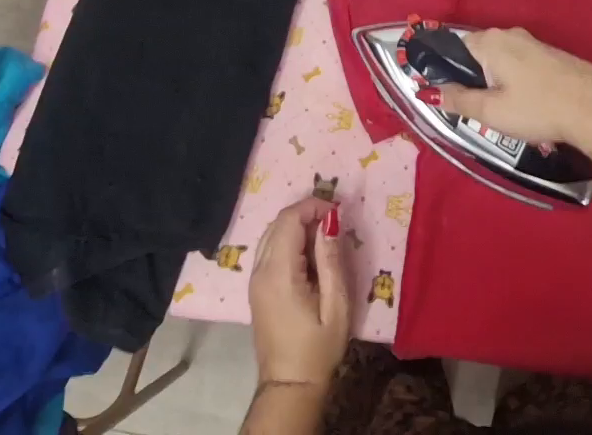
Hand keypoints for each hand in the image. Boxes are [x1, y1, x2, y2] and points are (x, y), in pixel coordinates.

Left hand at [248, 197, 350, 388]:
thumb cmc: (318, 348)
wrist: (289, 386)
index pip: (289, 219)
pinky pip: (268, 249)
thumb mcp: (336, 306)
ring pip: (271, 233)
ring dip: (296, 225)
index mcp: (279, 273)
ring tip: (324, 236)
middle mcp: (260, 270)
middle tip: (334, 223)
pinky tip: (308, 253)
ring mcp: (254, 279)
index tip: (338, 213)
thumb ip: (331, 260)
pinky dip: (287, 239)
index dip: (312, 206)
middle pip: (278, 222)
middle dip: (306, 213)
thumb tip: (330, 221)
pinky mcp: (256, 287)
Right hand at [434, 27, 591, 145]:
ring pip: (500, 62)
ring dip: (496, 84)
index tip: (450, 97)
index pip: (454, 48)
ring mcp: (533, 43)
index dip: (447, 72)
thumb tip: (429, 92)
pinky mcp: (551, 55)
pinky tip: (528, 107)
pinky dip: (516, 84)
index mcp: (490, 41)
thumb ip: (458, 100)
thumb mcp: (491, 111)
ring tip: (507, 114)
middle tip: (480, 112)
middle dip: (474, 80)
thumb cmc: (538, 108)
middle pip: (478, 54)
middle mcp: (509, 34)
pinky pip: (520, 66)